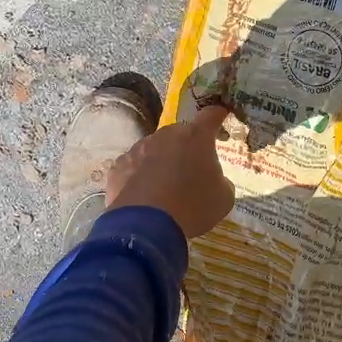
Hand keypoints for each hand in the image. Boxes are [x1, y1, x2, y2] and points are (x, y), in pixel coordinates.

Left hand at [104, 103, 234, 238]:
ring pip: (154, 149)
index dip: (217, 115)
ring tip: (164, 189)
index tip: (221, 115)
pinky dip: (140, 176)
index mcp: (196, 136)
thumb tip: (214, 179)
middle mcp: (166, 135)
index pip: (210, 116)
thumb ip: (221, 181)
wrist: (146, 226)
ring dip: (161, 162)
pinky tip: (144, 196)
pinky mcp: (119, 165)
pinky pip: (134, 166)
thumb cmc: (192, 207)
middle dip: (186, 148)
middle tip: (191, 170)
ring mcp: (139, 148)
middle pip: (180, 135)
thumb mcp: (222, 198)